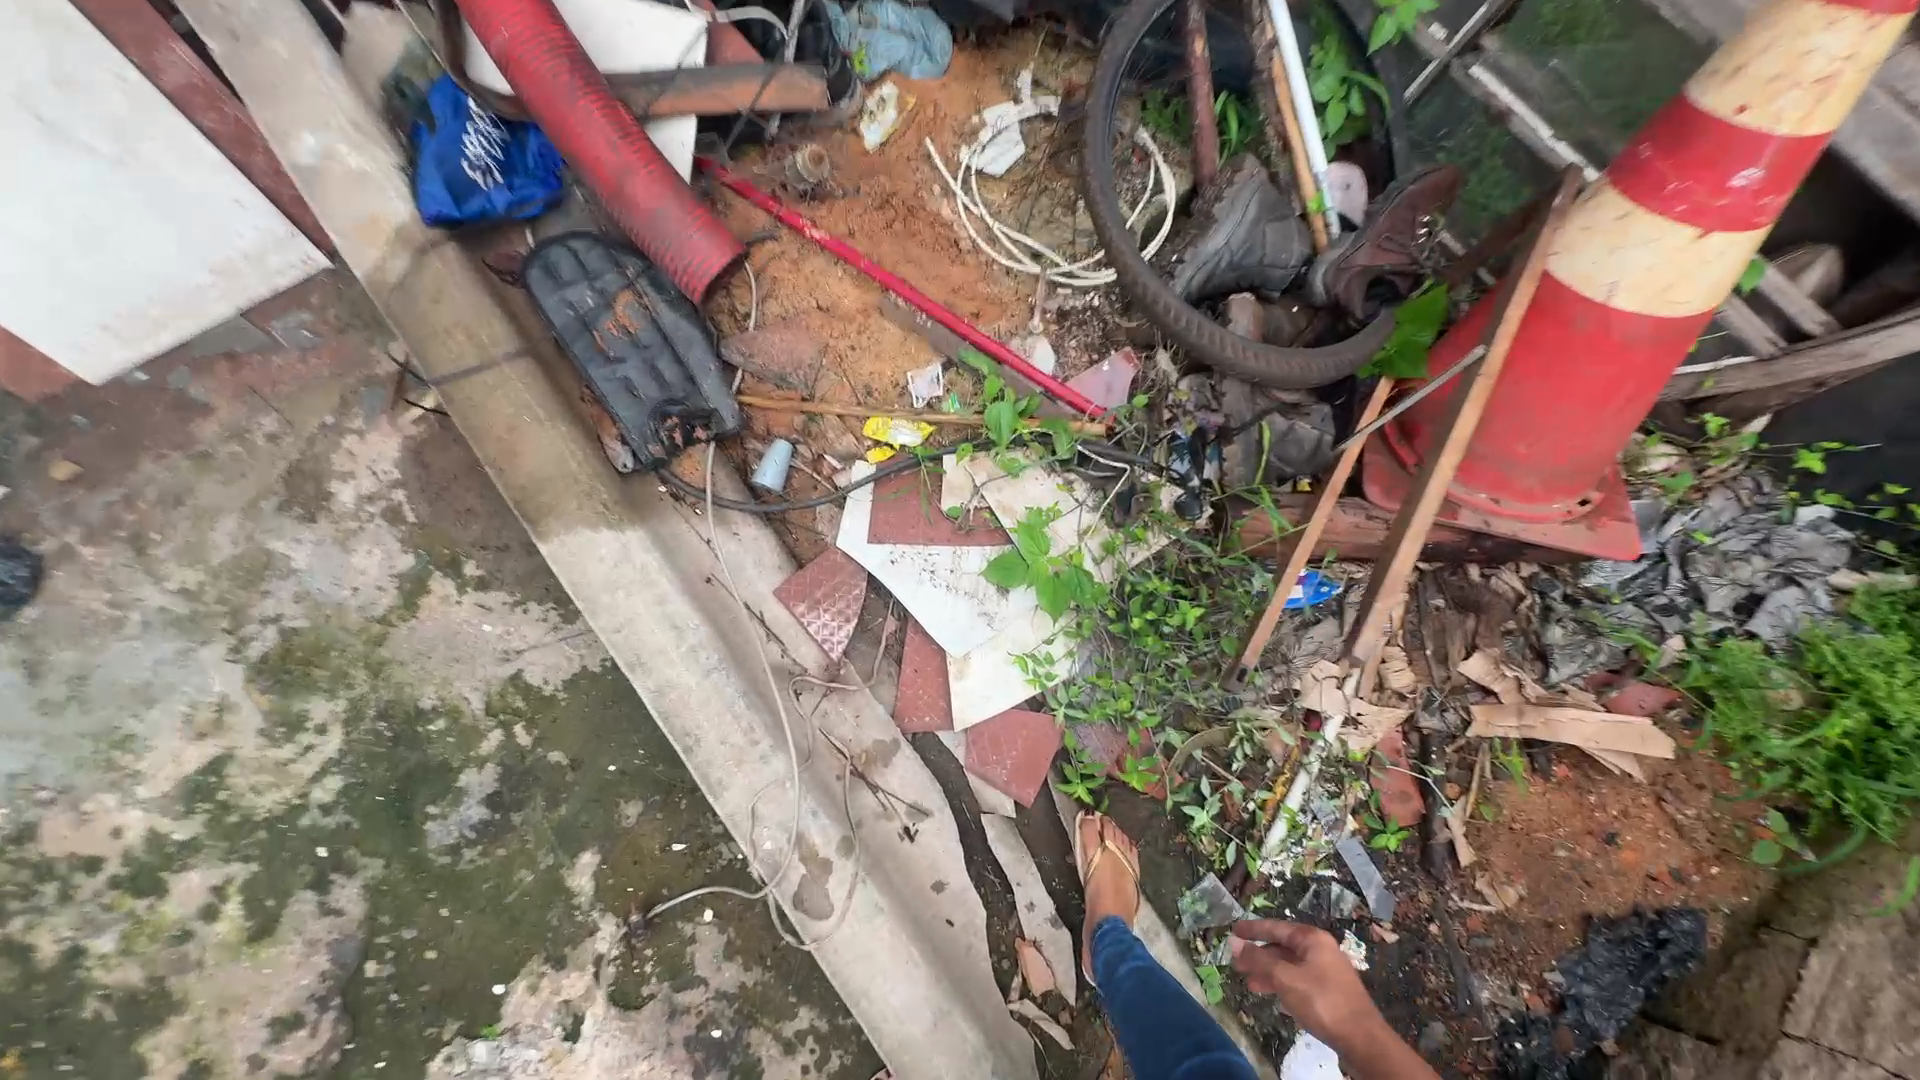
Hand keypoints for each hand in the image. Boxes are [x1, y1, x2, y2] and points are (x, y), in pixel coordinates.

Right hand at [1229, 920, 1385, 1052]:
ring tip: (1250, 984)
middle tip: (1237, 963)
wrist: (1363, 1040)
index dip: (1253, 929)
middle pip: (1282, 948)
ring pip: (1290, 967)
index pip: (1276, 927)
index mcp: (1312, 940)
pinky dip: (1283, 987)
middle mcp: (1320, 951)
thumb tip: (1234, 943)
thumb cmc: (1322, 1001)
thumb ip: (1259, 960)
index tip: (1233, 930)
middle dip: (1259, 956)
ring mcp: (1327, 973)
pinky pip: (1299, 983)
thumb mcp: (1285, 978)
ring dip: (1269, 974)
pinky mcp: (1330, 994)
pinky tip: (1273, 999)